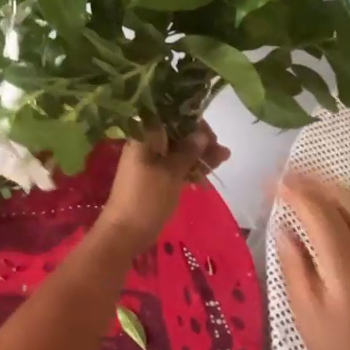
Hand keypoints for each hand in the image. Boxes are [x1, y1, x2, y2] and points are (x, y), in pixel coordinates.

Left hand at [95, 123, 229, 252]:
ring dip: (199, 155)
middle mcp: (146, 144)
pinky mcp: (154, 178)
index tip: (210, 135)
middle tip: (221, 151)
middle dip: (200, 140)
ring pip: (178, 151)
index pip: (170, 117)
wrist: (125, 232)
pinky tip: (207, 174)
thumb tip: (202, 134)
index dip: (192, 122)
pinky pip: (174, 166)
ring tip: (223, 160)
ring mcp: (149, 161)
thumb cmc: (147, 197)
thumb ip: (188, 151)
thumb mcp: (171, 173)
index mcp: (144, 136)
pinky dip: (189, 168)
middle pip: (176, 134)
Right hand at [275, 173, 349, 349]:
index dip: (295, 193)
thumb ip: (294, 265)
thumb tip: (284, 226)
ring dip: (336, 188)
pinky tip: (333, 204)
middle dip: (317, 181)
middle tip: (288, 173)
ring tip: (307, 181)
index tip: (272, 183)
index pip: (321, 215)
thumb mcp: (306, 315)